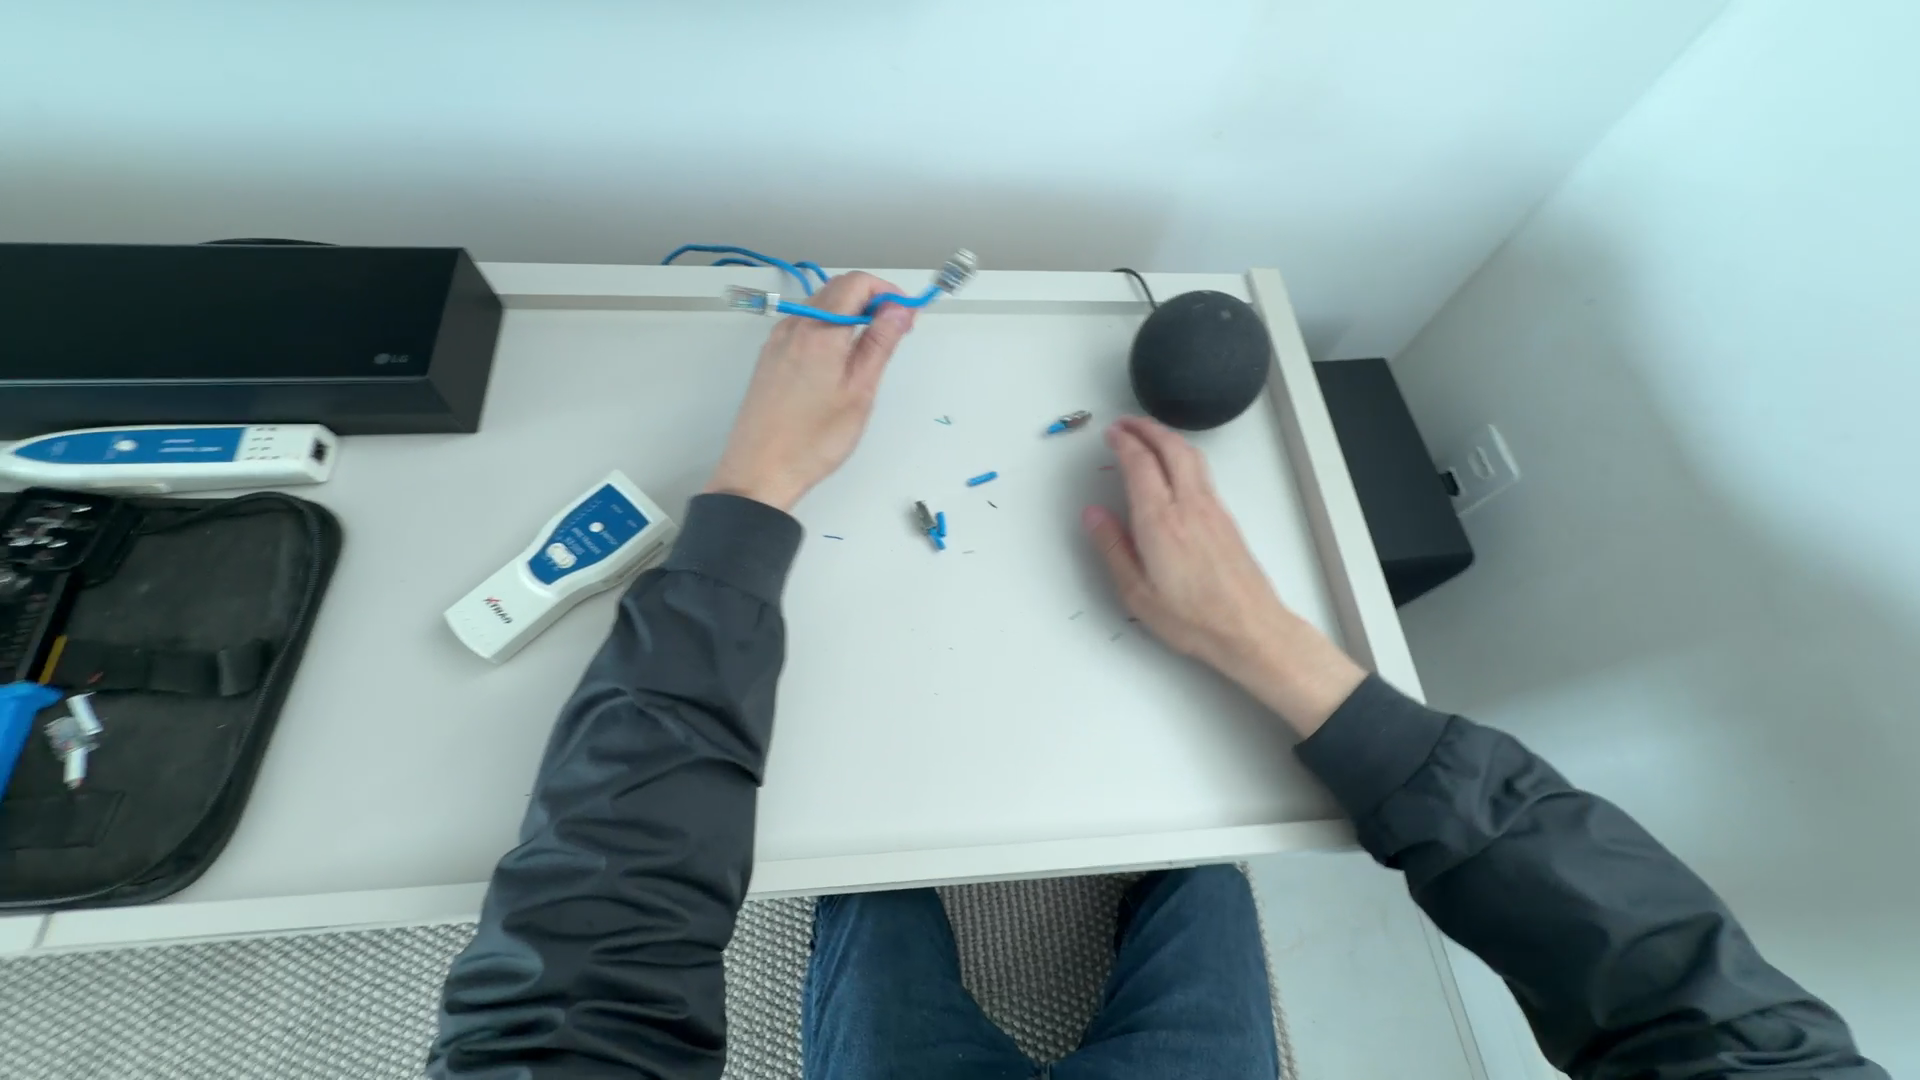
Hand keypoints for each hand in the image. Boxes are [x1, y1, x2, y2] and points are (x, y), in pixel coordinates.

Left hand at [706, 273, 916, 511]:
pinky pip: (804, 324)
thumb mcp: (859, 392)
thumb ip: (880, 344)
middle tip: (896, 329)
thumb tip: (899, 309)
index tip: (907, 315)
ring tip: (873, 345)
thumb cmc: (813, 440)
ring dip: (851, 311)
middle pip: (837, 289)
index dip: (888, 292)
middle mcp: (794, 327)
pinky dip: (830, 326)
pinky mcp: (771, 356)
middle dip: (871, 299)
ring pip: (820, 305)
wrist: (760, 471)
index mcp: (820, 332)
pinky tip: (842, 356)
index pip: (857, 284)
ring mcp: (778, 340)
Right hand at [1082, 416, 1364, 735]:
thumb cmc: (1194, 618)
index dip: (1123, 443)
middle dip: (1145, 428)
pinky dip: (1182, 454)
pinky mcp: (1225, 518)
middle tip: (1125, 423)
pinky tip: (1175, 462)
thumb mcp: (1136, 592)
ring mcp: (1212, 509)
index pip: (1139, 464)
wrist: (1249, 629)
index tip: (1111, 434)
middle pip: (1169, 447)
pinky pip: (1201, 470)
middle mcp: (1189, 506)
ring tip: (1148, 433)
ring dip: (1167, 436)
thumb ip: (1112, 548)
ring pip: (1190, 455)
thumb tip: (1093, 516)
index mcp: (1160, 522)